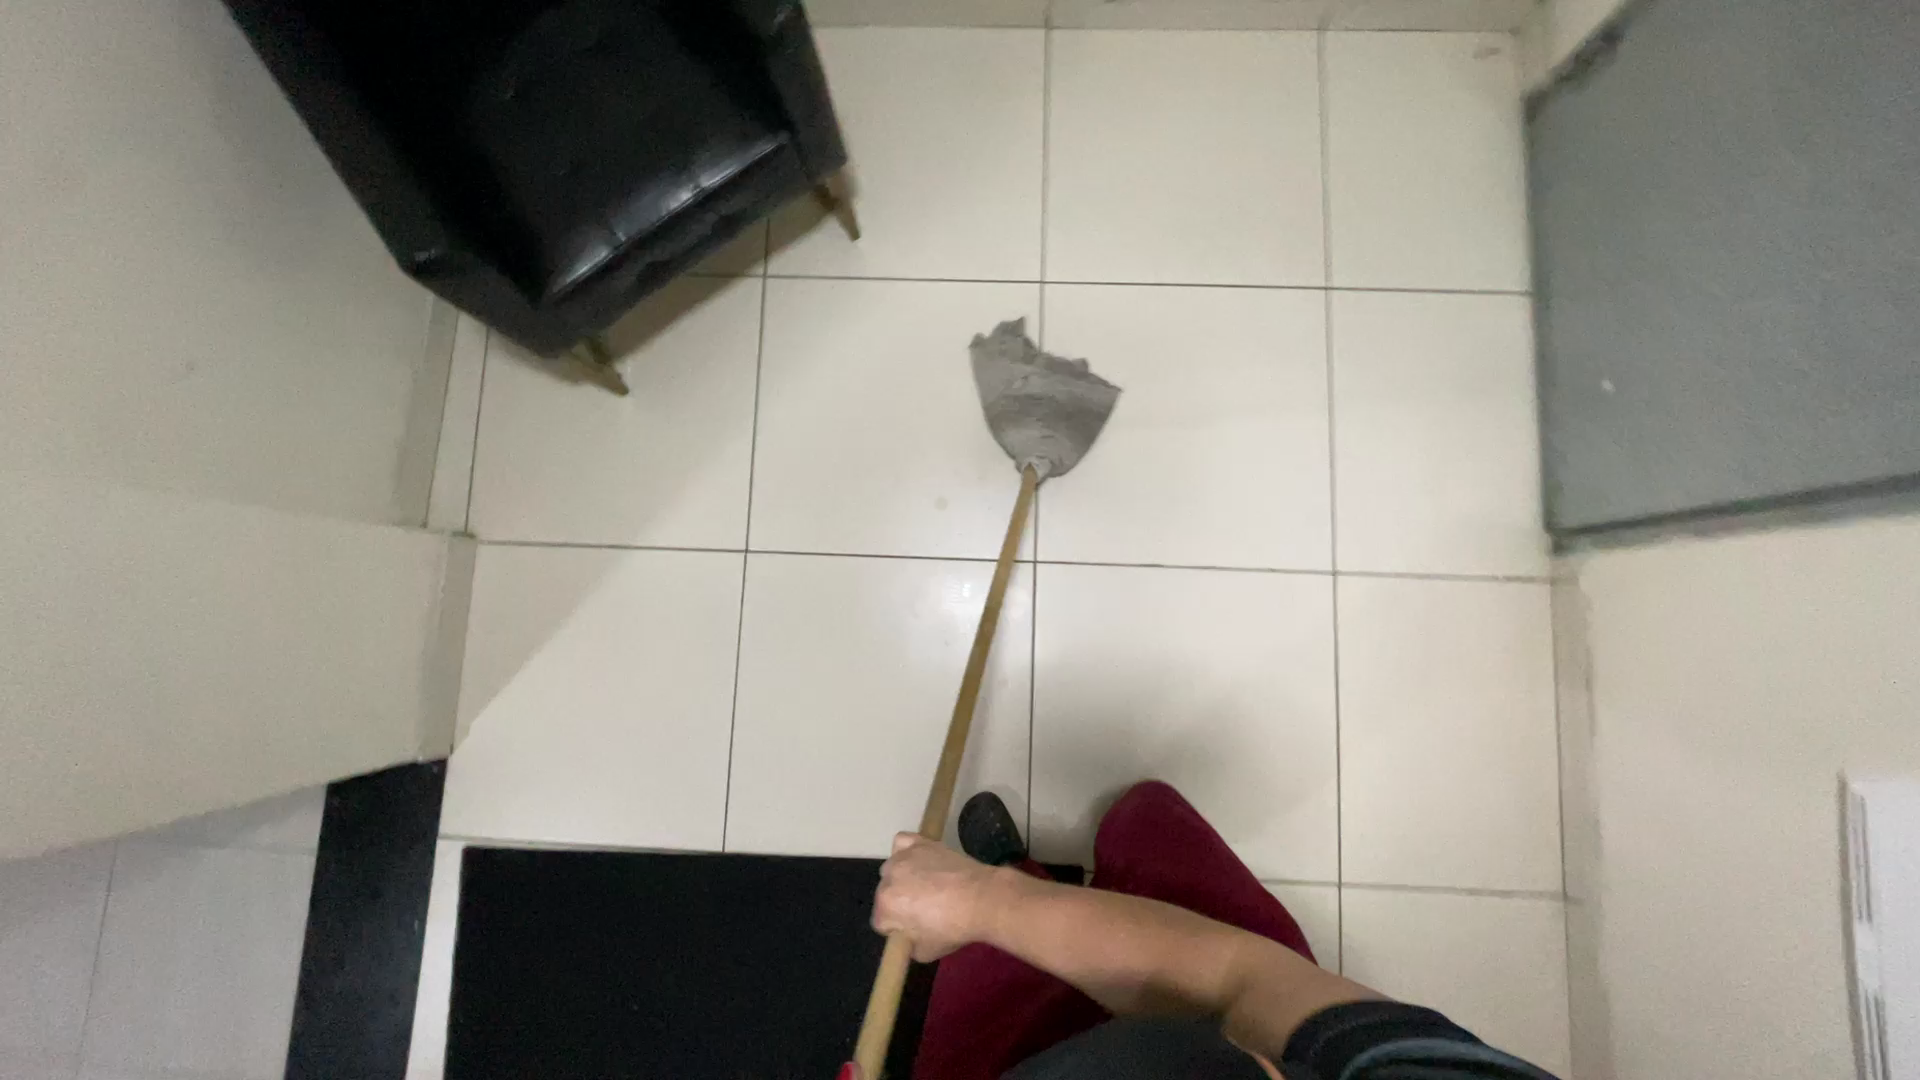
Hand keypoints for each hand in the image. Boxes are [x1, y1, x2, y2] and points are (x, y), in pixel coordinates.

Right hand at [871, 832, 1002, 961]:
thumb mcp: (924, 952)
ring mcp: (904, 856)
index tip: (915, 929)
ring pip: (892, 869)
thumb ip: (906, 944)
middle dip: (899, 903)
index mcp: (886, 905)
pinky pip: (902, 842)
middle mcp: (889, 878)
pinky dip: (906, 851)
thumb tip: (907, 937)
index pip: (881, 922)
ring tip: (925, 884)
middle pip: (885, 893)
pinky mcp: (920, 842)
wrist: (980, 898)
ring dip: (902, 877)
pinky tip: (918, 861)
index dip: (898, 929)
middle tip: (923, 909)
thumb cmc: (952, 927)